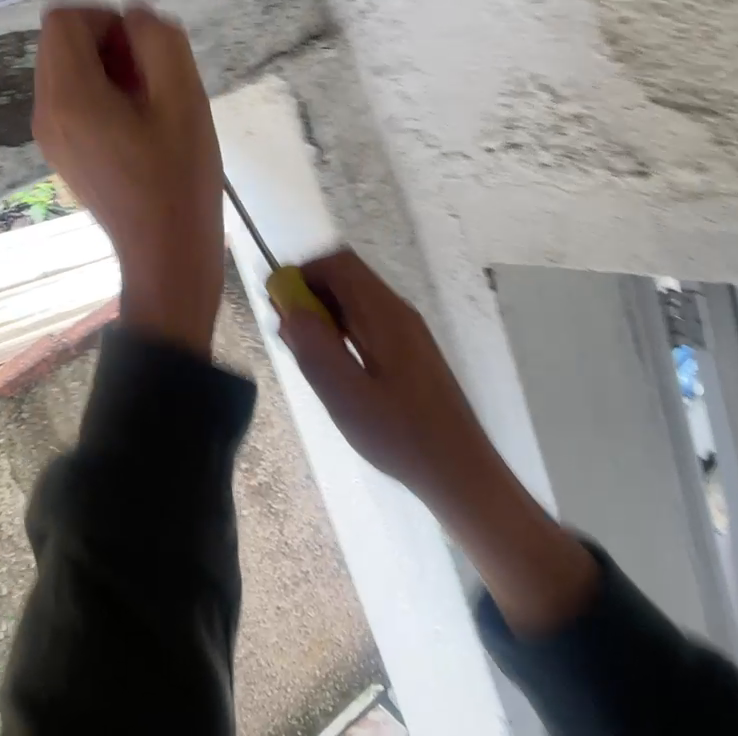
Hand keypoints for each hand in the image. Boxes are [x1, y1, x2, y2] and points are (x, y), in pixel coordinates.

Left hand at [33, 2, 223, 357]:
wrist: (165, 255)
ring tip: (150, 104)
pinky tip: (138, 126)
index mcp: (68, 97)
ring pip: (66, 70)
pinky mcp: (61, 153)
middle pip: (61, 43)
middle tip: (153, 79)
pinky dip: (100, 95)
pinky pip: (71, 101)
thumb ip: (159, 41)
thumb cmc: (179, 180)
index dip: (107, 18)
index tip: (146, 51)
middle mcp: (45, 112)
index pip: (64, 19)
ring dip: (107, 69)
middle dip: (108, 44)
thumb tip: (135, 17)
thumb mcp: (184, 100)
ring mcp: (49, 136)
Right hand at [276, 248, 598, 634]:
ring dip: (324, 315)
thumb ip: (315, 349)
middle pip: (348, 279)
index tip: (278, 305)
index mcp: (386, 315)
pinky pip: (367, 324)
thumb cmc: (400, 436)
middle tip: (288, 334)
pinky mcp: (409, 353)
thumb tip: (289, 309)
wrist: (459, 471)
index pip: (340, 265)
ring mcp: (407, 333)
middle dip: (310, 294)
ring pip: (356, 302)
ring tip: (306, 354)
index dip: (303, 273)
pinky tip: (333, 367)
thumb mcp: (346, 397)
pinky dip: (341, 331)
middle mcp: (399, 314)